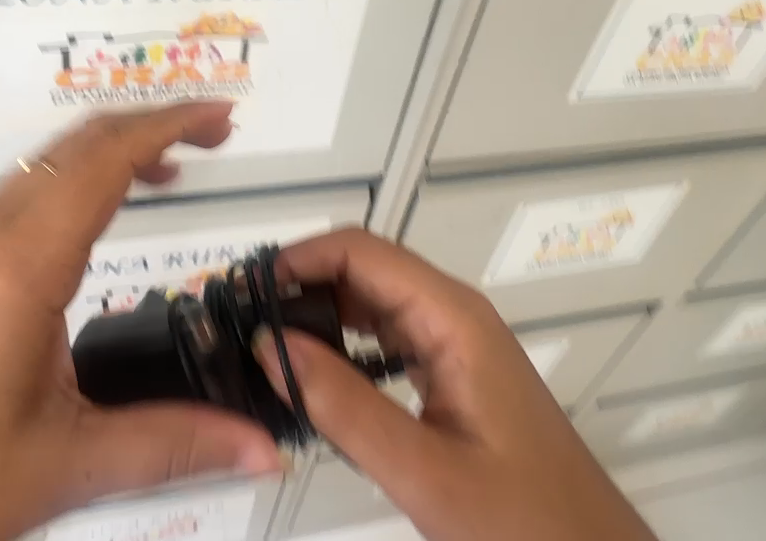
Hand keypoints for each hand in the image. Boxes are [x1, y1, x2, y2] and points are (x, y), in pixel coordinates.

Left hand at [0, 102, 282, 540]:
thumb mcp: (60, 467)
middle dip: (148, 126)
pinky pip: (20, 199)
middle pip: (74, 146)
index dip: (168, 125)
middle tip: (214, 135)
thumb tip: (263, 446)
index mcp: (22, 266)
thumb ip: (171, 445)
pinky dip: (74, 184)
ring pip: (43, 168)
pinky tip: (91, 229)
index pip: (104, 161)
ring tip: (168, 172)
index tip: (222, 117)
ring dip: (108, 152)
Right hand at [254, 228, 653, 540]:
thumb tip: (269, 344)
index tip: (247, 288)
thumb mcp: (422, 469)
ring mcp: (455, 341)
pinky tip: (318, 374)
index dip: (301, 257)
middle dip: (305, 281)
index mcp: (451, 316)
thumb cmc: (518, 517)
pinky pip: (388, 337)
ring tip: (268, 343)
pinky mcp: (453, 371)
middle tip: (246, 319)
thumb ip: (342, 405)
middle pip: (366, 268)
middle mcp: (452, 313)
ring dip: (322, 312)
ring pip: (375, 302)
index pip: (362, 252)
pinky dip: (347, 344)